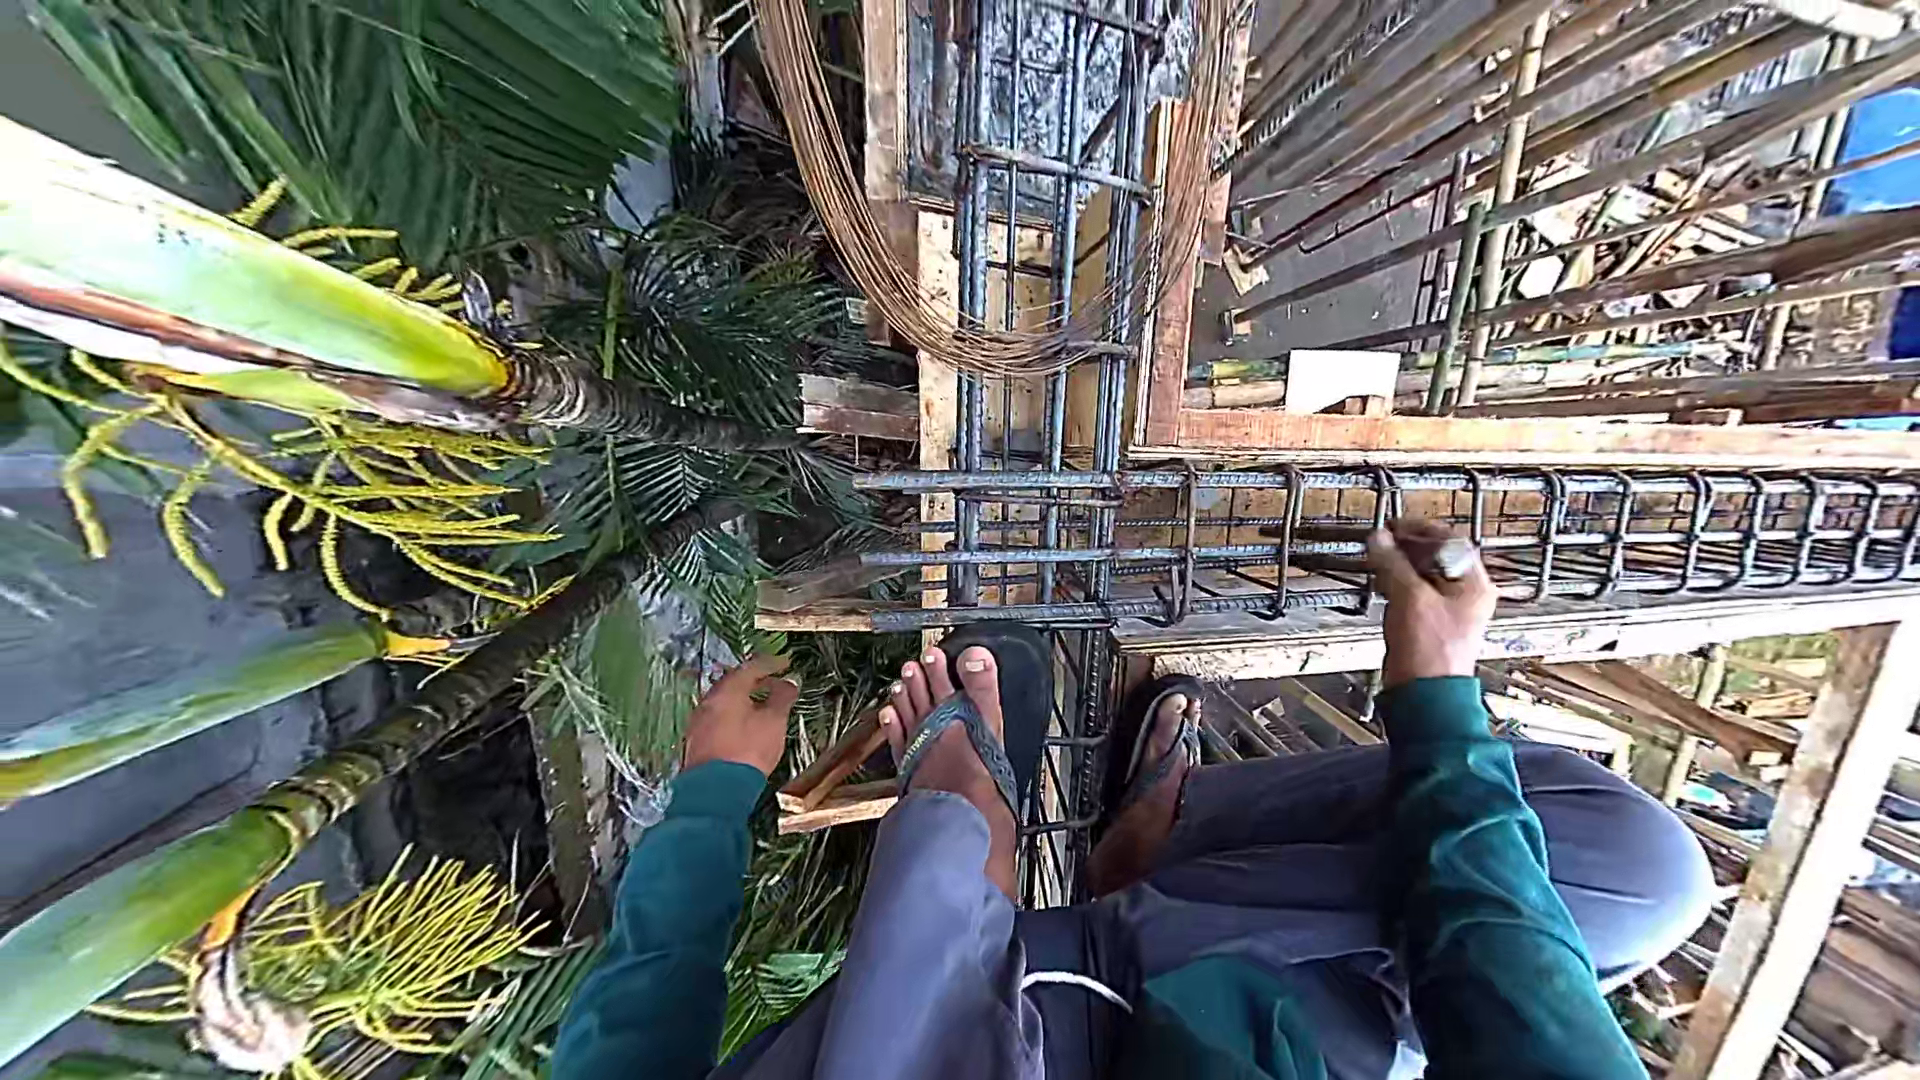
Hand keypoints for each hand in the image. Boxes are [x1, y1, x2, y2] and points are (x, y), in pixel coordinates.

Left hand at [682, 654, 798, 777]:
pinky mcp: (696, 742)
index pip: (750, 668)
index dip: (771, 664)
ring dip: (744, 699)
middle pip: (733, 682)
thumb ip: (782, 697)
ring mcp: (699, 722)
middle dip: (756, 680)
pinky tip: (746, 725)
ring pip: (724, 701)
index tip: (785, 664)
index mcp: (727, 691)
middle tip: (775, 683)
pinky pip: (718, 718)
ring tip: (763, 705)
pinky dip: (734, 715)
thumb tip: (789, 682)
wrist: (717, 792)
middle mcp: (709, 702)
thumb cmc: (748, 751)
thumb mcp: (774, 721)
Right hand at [1367, 521, 1496, 689]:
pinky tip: (1380, 578)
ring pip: (1422, 572)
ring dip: (1399, 561)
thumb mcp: (1410, 597)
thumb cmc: (1429, 648)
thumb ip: (1393, 564)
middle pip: (1437, 556)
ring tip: (1378, 556)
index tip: (1394, 525)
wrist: (1422, 687)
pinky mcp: (1426, 619)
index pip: (1451, 542)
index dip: (1421, 529)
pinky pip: (1412, 589)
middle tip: (1382, 538)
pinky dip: (1396, 579)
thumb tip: (1378, 538)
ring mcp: (1445, 607)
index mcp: (1473, 584)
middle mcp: (1463, 593)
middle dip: (1407, 545)